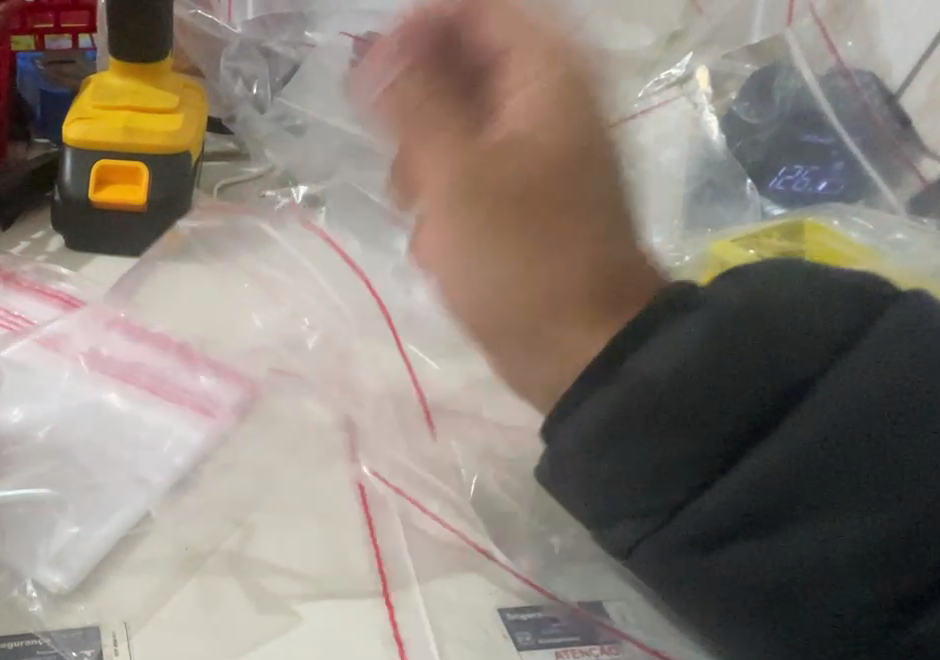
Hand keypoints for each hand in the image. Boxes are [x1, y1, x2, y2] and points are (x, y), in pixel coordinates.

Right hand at [359, 0, 665, 413]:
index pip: (473, 10)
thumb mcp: (455, 176)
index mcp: (544, 73)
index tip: (363, 79)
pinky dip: (441, 199)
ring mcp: (533, 152)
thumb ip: (413, 104)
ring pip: (454, 128)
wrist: (575, 346)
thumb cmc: (518, 258)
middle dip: (414, 113)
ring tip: (417, 209)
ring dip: (422, 164)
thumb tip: (373, 49)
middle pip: (459, 68)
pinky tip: (437, 240)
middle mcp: (544, 100)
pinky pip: (464, 175)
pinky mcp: (520, 199)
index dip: (412, 33)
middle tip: (399, 164)